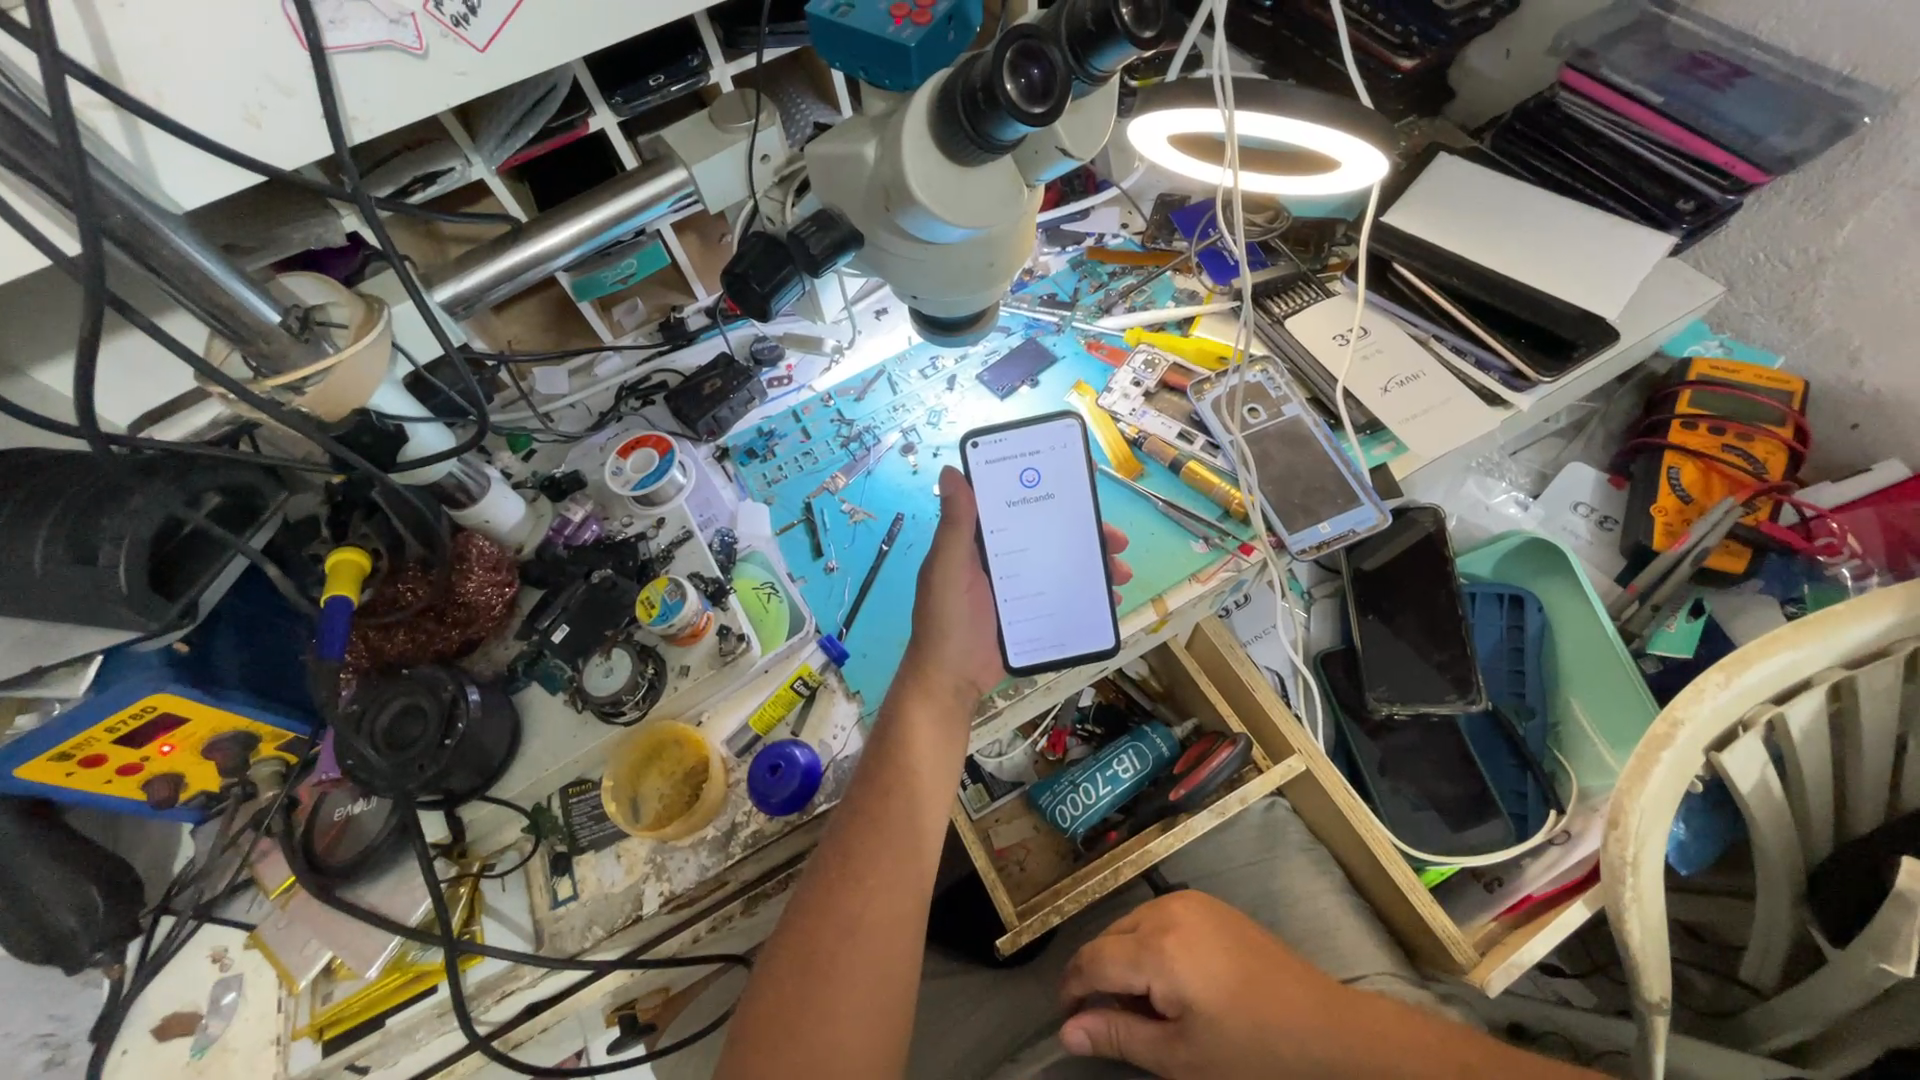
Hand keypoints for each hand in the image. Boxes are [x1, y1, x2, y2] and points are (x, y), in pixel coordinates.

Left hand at [904, 467, 1131, 705]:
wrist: (951, 681)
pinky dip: (1088, 594)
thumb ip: (954, 524)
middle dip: (1086, 533)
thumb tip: (951, 471)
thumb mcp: (947, 568)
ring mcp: (1018, 587)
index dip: (1046, 491)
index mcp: (979, 541)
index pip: (1016, 504)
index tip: (1080, 483)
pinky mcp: (1031, 614)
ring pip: (1063, 564)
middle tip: (1117, 540)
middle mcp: (1001, 558)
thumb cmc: (946, 620)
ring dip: (1095, 563)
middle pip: (1050, 534)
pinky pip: (1064, 595)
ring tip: (1121, 573)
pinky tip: (1109, 599)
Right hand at [1057, 891, 1346, 1078]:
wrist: (1327, 1029)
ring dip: (1124, 959)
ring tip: (1144, 1005)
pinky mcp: (1211, 904)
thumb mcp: (1179, 1057)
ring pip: (1132, 925)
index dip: (1072, 990)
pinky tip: (1170, 980)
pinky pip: (1159, 918)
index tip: (1068, 1019)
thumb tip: (1065, 1032)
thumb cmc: (1251, 1052)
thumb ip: (1116, 1037)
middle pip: (1109, 938)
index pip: (1092, 961)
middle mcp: (1168, 911)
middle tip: (1110, 1021)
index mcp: (1157, 947)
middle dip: (1099, 975)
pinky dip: (1149, 944)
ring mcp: (1192, 902)